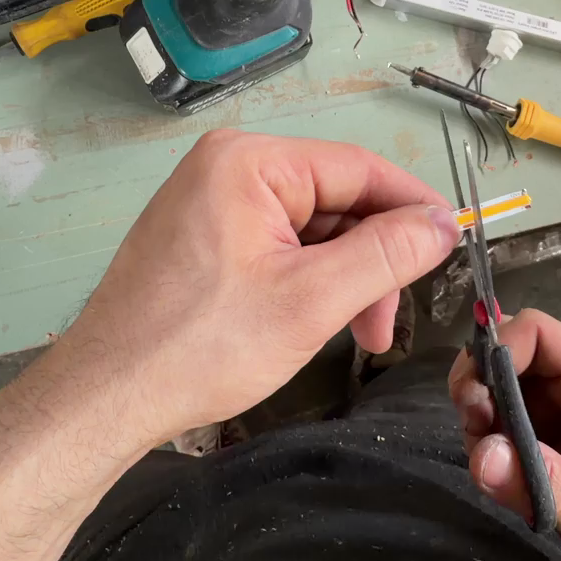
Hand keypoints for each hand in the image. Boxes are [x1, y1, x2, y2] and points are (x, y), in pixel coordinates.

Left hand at [66, 129, 459, 446]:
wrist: (103, 400)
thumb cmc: (203, 347)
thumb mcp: (312, 300)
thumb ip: (388, 254)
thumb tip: (446, 223)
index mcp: (251, 160)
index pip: (359, 167)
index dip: (414, 205)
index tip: (457, 242)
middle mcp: (230, 165)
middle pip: (336, 200)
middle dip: (373, 260)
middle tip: (390, 324)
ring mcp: (214, 199)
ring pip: (312, 227)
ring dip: (346, 277)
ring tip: (360, 335)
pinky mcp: (207, 233)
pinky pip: (281, 243)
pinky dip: (311, 280)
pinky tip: (320, 320)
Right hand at [448, 309, 560, 560]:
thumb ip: (541, 483)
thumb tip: (482, 456)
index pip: (539, 332)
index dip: (501, 349)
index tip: (477, 396)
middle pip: (509, 350)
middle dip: (479, 380)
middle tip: (473, 425)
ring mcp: (554, 407)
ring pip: (496, 381)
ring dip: (477, 410)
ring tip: (486, 456)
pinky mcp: (538, 432)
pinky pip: (496, 413)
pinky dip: (482, 433)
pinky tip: (493, 468)